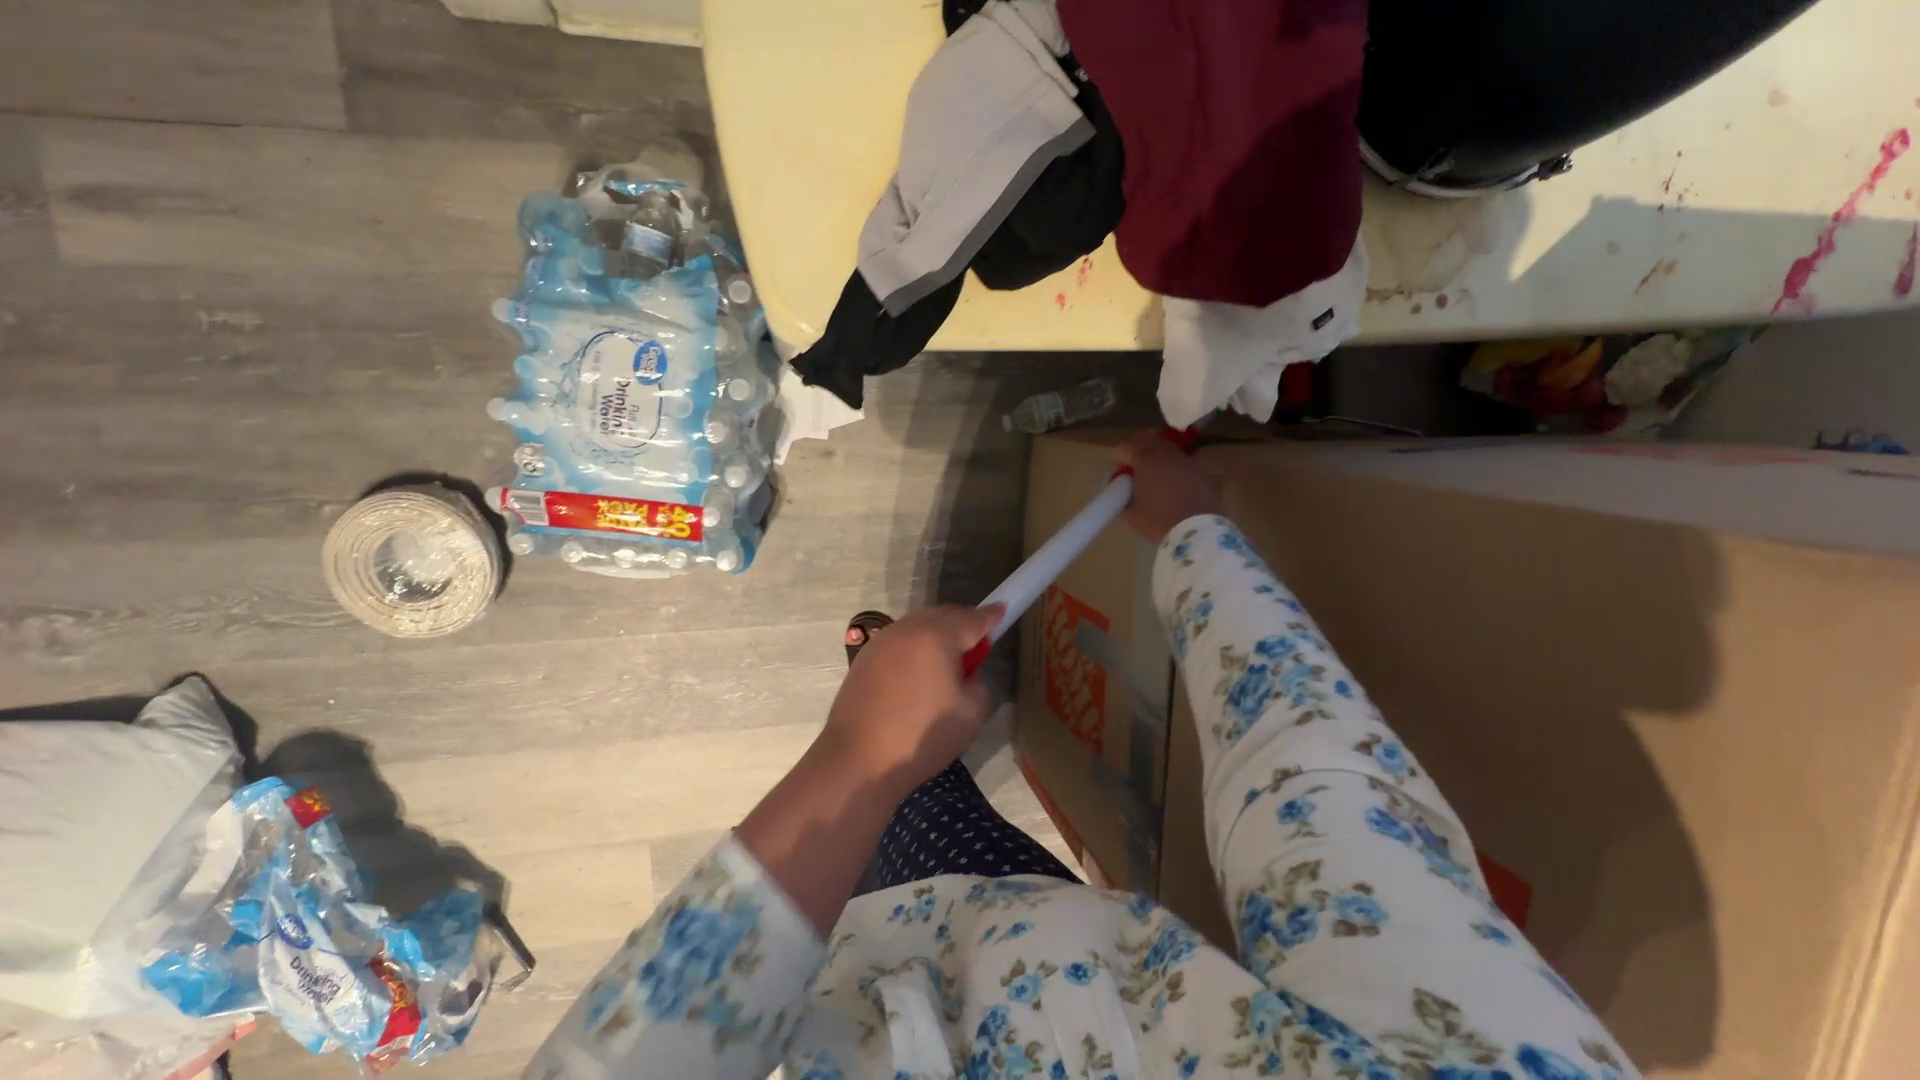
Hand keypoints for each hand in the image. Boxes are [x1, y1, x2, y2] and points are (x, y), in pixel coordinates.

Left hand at [819, 604, 1003, 795]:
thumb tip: (966, 673)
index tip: (1003, 611)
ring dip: (937, 635)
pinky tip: (919, 675)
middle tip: (978, 644)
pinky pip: (900, 643)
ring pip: (918, 627)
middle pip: (943, 616)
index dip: (991, 616)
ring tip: (948, 663)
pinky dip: (915, 649)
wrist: (859, 760)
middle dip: (963, 623)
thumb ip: (978, 682)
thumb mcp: (972, 713)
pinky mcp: (864, 659)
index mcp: (936, 636)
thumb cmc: (922, 736)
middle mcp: (906, 629)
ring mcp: (881, 642)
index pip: (972, 618)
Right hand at [1115, 430, 1220, 542]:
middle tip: (1134, 466)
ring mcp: (1186, 458)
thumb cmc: (1159, 522)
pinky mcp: (1201, 469)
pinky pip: (1184, 457)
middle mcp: (1165, 452)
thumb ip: (1124, 498)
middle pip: (1148, 438)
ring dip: (1158, 453)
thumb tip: (1123, 493)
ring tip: (1155, 472)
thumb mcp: (1132, 514)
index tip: (1118, 472)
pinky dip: (1176, 463)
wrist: (1198, 532)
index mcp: (1145, 460)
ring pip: (1168, 445)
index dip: (1118, 458)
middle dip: (1138, 448)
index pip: (1125, 448)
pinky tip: (1174, 479)